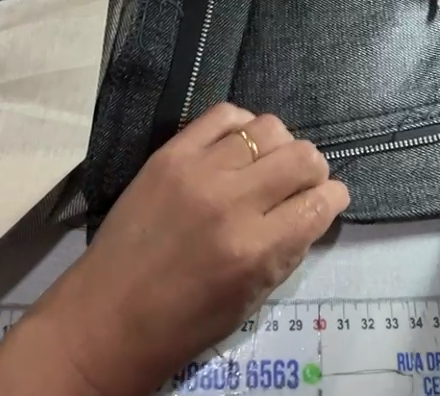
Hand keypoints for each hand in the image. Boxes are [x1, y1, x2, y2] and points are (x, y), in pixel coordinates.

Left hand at [0, 104, 348, 395]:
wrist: (105, 318)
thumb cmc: (182, 324)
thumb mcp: (250, 301)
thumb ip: (288, 250)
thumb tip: (315, 208)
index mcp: (255, 251)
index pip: (319, 203)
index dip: (334, 197)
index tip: (330, 198)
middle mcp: (232, 203)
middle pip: (302, 157)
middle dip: (315, 170)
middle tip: (303, 182)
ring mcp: (199, 171)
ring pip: (268, 127)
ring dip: (280, 145)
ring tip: (267, 163)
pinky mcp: (171, 152)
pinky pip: (223, 114)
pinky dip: (241, 124)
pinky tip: (238, 144)